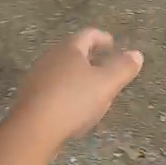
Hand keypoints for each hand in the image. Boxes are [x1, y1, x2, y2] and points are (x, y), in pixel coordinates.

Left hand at [11, 29, 143, 142]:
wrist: (33, 129)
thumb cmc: (73, 100)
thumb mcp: (106, 84)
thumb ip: (123, 68)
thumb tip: (136, 54)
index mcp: (69, 49)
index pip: (87, 35)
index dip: (102, 38)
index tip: (112, 44)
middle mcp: (49, 58)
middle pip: (72, 51)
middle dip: (89, 57)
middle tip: (104, 66)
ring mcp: (36, 78)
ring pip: (61, 70)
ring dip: (76, 76)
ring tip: (90, 89)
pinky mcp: (29, 98)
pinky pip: (51, 88)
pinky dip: (65, 91)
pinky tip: (72, 107)